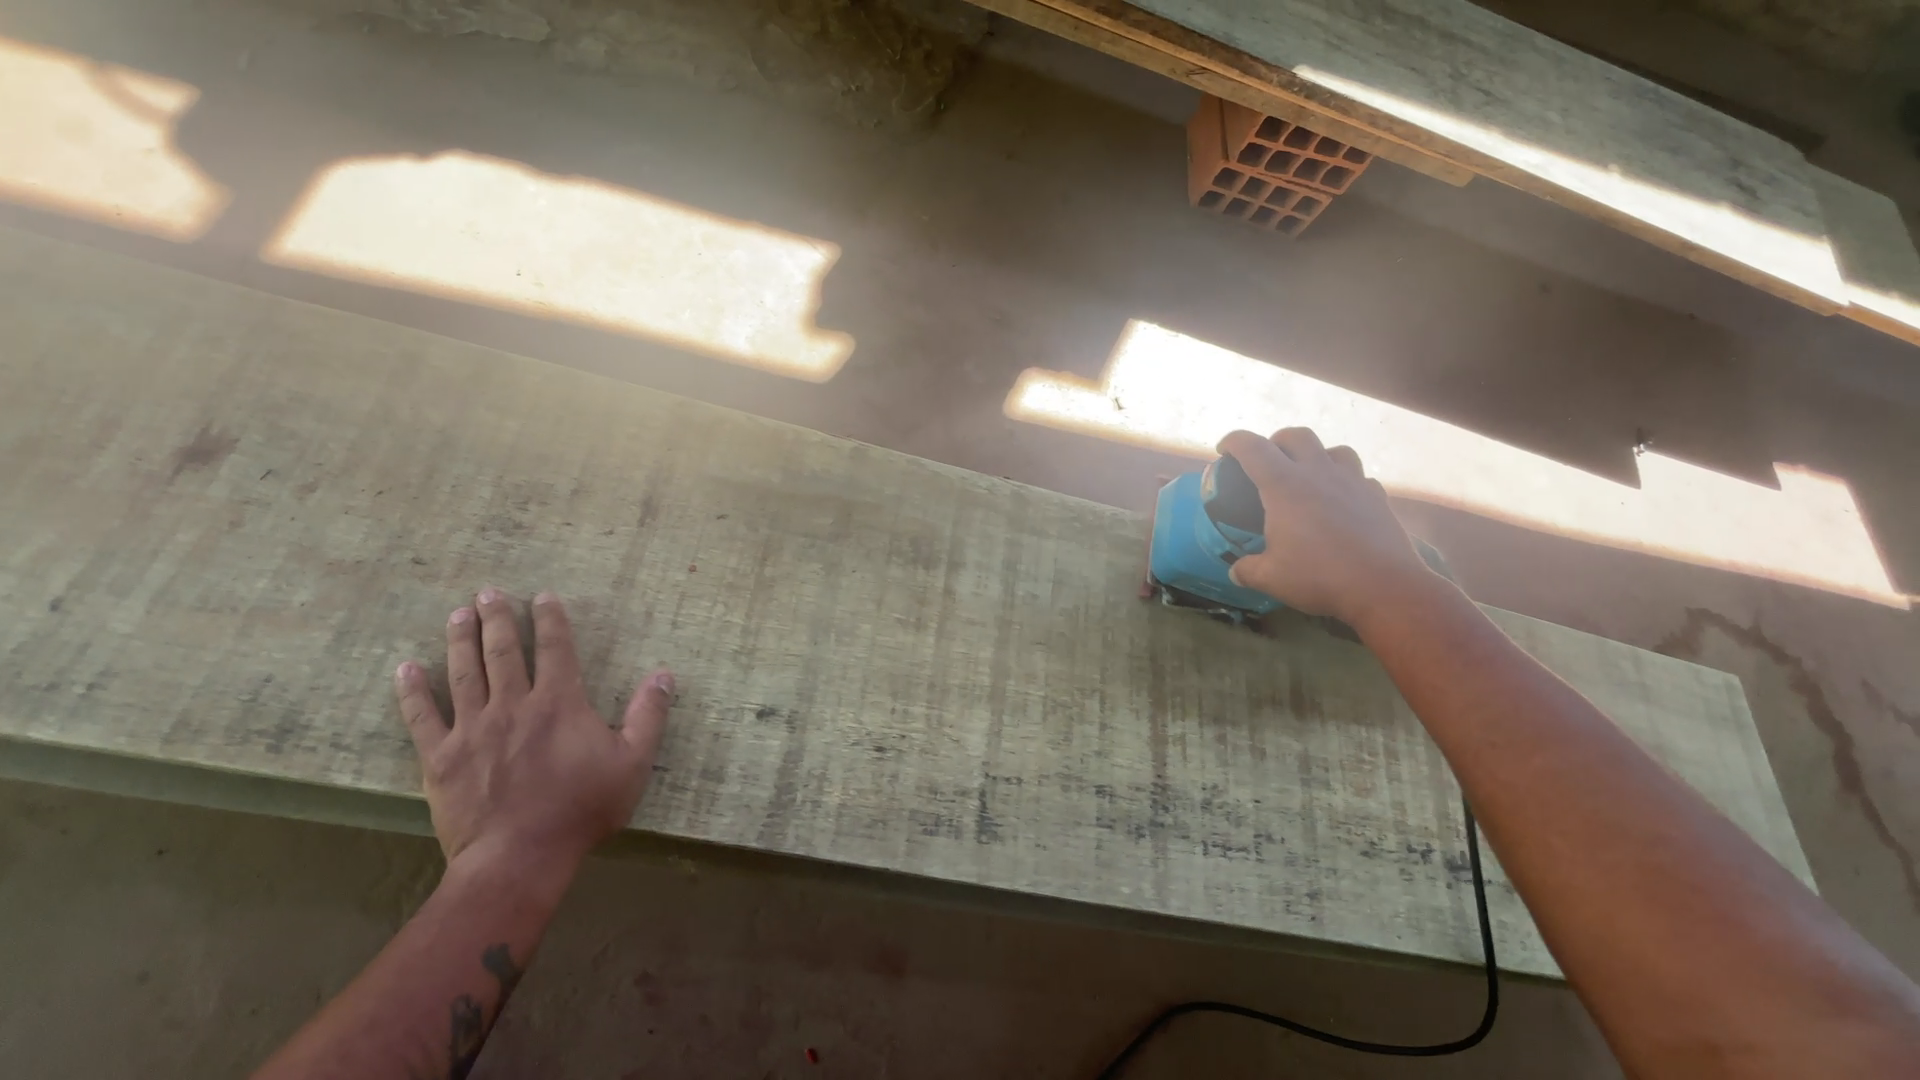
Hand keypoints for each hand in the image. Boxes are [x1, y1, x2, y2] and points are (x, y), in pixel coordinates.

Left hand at [392, 588, 671, 880]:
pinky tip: (407, 668)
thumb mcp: (633, 763)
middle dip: (497, 618)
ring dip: (460, 640)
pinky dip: (413, 690)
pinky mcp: (441, 756)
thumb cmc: (582, 809)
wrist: (519, 856)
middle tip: (488, 593)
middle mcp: (514, 705)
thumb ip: (648, 716)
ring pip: (464, 673)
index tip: (543, 596)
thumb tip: (664, 675)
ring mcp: (472, 729)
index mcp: (560, 703)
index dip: (550, 619)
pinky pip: (422, 716)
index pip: (555, 648)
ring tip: (457, 614)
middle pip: (503, 651)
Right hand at [1216, 427, 1446, 632]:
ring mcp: (1353, 482)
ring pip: (1334, 450)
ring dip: (1317, 456)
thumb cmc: (1318, 576)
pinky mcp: (1377, 497)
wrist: (1383, 586)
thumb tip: (1236, 571)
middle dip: (1277, 441)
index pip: (1252, 448)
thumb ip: (1247, 570)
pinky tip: (1341, 502)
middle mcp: (1318, 474)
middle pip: (1297, 436)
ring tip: (1310, 476)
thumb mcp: (1270, 578)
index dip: (1233, 442)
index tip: (1223, 450)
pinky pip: (1359, 478)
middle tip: (1268, 462)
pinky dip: (1346, 483)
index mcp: (1284, 486)